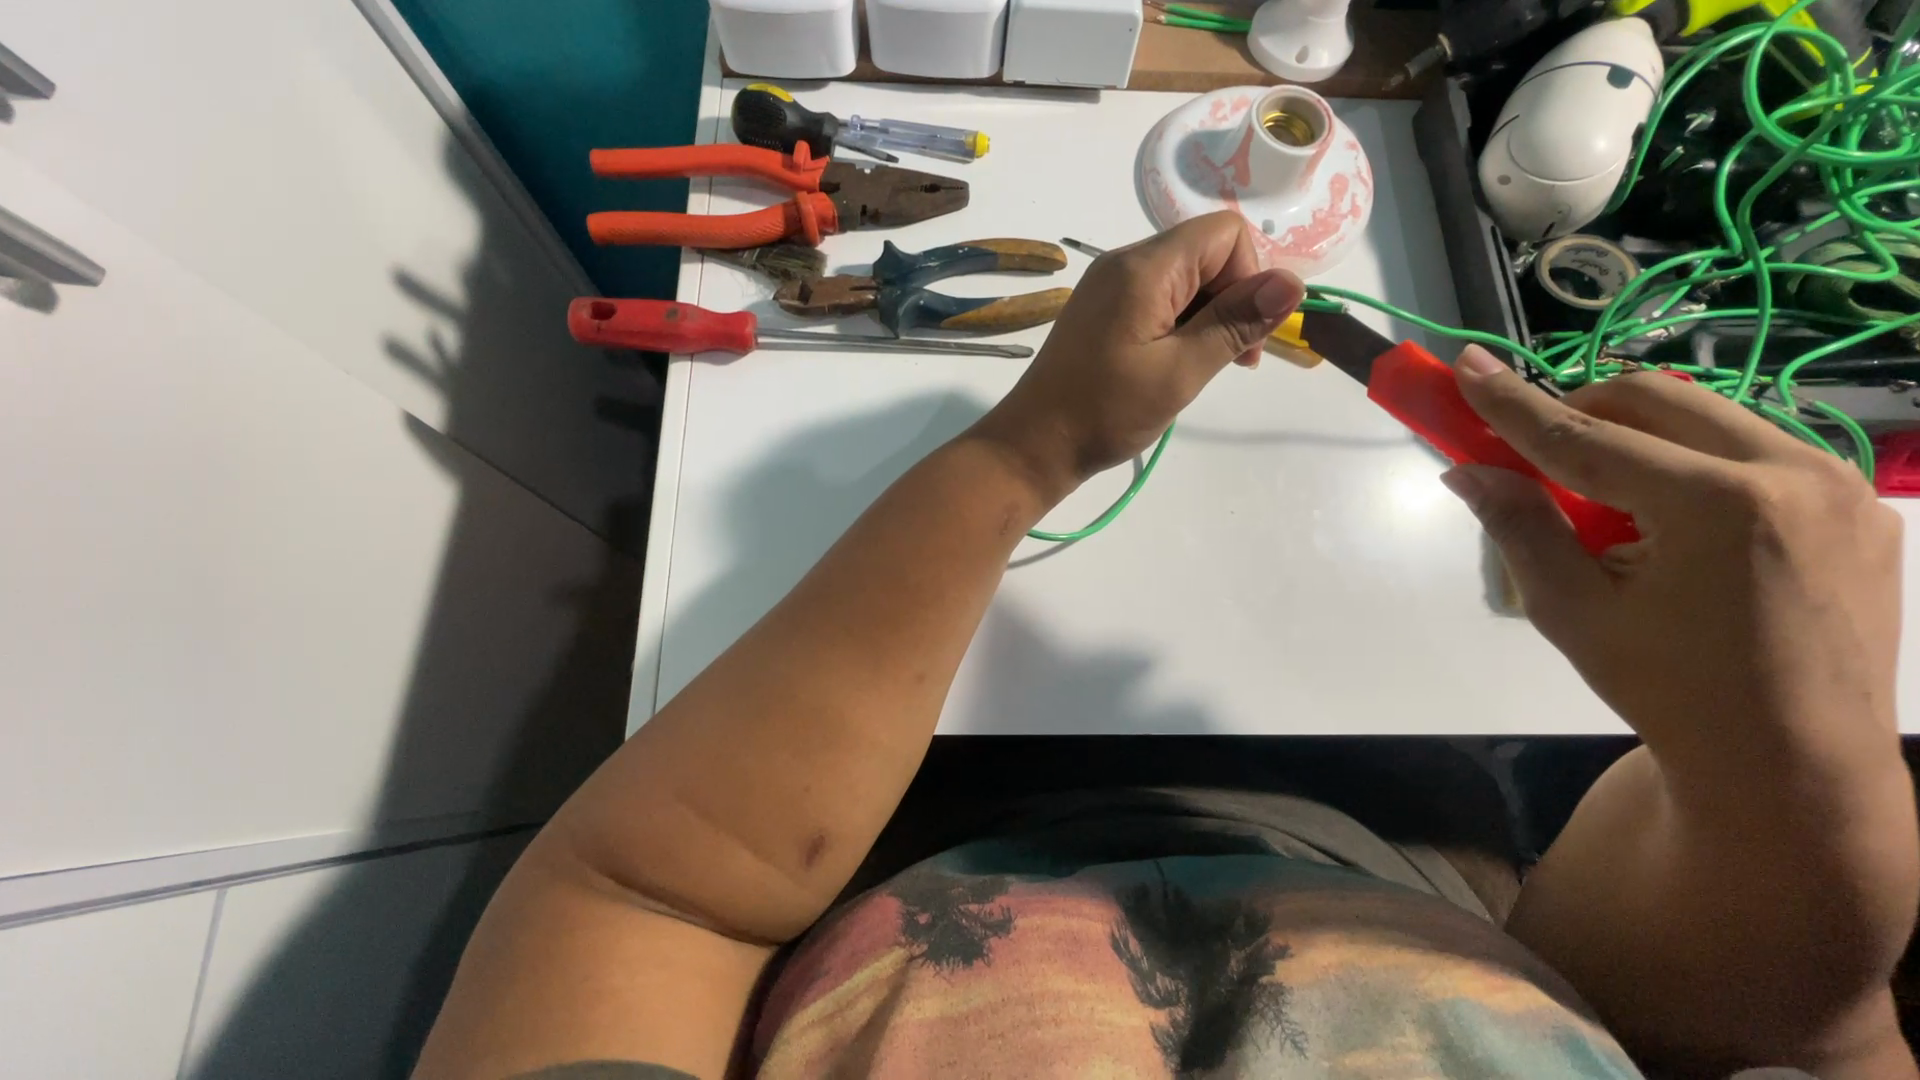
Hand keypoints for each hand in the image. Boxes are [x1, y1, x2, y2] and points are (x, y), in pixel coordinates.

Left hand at [971, 212, 1303, 497]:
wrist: (1033, 446)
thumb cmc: (1104, 413)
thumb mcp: (1180, 372)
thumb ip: (1236, 324)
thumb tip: (1293, 283)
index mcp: (1143, 268)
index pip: (1224, 234)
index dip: (1249, 275)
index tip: (1246, 333)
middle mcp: (1124, 264)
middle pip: (1205, 253)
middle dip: (1233, 299)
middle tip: (1234, 360)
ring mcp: (1110, 287)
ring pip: (1186, 279)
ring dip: (1210, 317)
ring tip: (1202, 368)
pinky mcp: (1103, 311)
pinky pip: (1159, 299)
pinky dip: (1181, 325)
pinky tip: (1177, 364)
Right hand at [1442, 347, 1902, 761]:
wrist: (1796, 762)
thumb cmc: (1669, 690)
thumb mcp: (1574, 612)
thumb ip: (1521, 527)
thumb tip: (1466, 471)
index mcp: (1719, 505)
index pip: (1585, 436)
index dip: (1514, 403)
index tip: (1466, 365)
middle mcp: (1794, 471)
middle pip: (1654, 399)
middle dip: (1579, 411)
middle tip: (1535, 456)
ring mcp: (1842, 484)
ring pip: (1707, 417)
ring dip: (1636, 438)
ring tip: (1609, 506)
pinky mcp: (1861, 504)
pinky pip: (1754, 449)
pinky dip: (1690, 463)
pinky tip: (1673, 525)